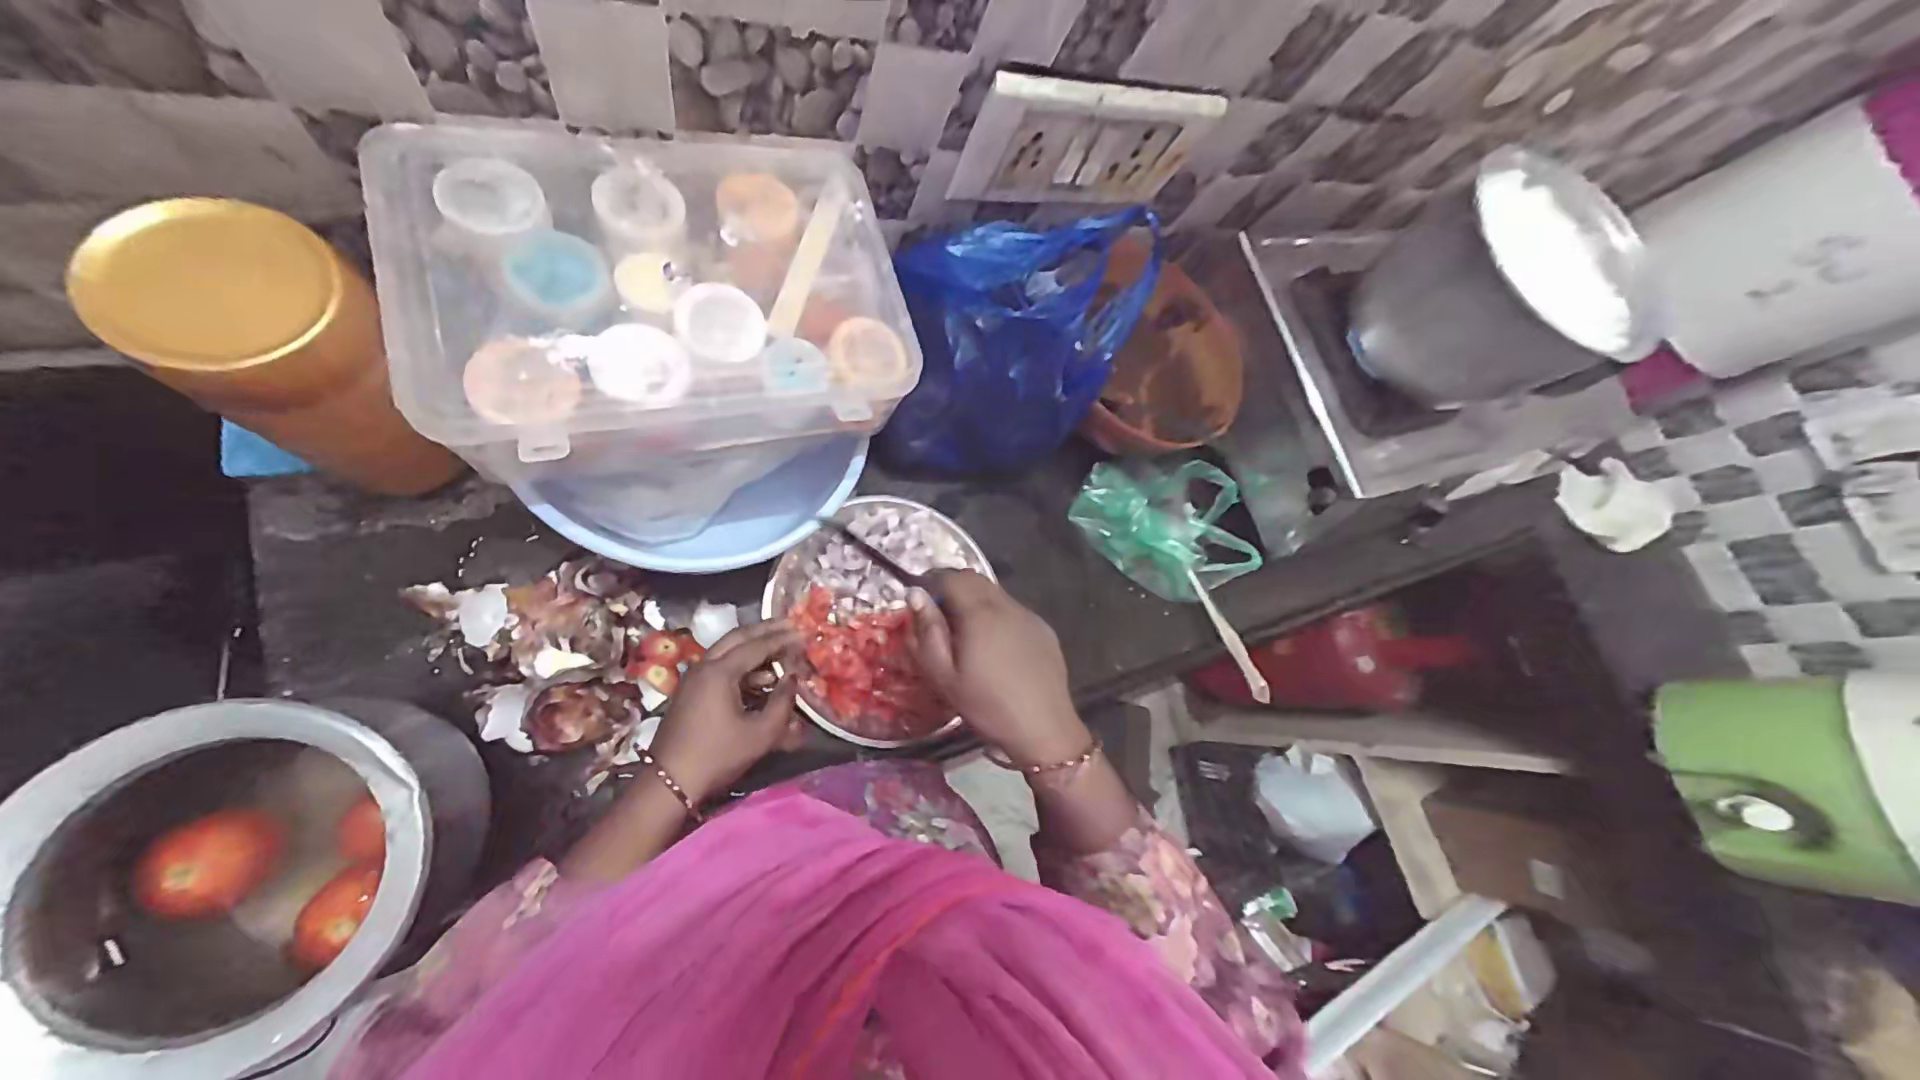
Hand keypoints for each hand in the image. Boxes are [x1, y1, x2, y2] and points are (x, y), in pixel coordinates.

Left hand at [648, 620, 807, 804]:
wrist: (669, 782)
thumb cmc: (718, 756)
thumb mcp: (760, 733)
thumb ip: (783, 702)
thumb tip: (793, 678)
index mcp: (719, 672)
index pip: (756, 646)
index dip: (782, 638)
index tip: (803, 632)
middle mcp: (704, 666)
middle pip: (738, 637)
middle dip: (765, 630)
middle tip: (789, 625)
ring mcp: (693, 678)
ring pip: (726, 650)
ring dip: (752, 646)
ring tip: (779, 649)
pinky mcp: (690, 691)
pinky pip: (719, 665)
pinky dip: (741, 663)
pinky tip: (759, 677)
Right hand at [909, 570, 1089, 766]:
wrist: (1043, 728)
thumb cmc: (987, 706)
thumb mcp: (944, 676)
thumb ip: (927, 632)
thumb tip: (916, 596)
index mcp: (980, 613)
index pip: (950, 577)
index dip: (932, 585)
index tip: (923, 607)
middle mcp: (1006, 605)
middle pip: (974, 579)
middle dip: (953, 589)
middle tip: (941, 620)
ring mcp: (1029, 615)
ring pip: (995, 593)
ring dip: (976, 602)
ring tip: (968, 636)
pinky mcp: (1043, 629)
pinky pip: (1013, 610)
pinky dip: (997, 616)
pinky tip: (996, 648)